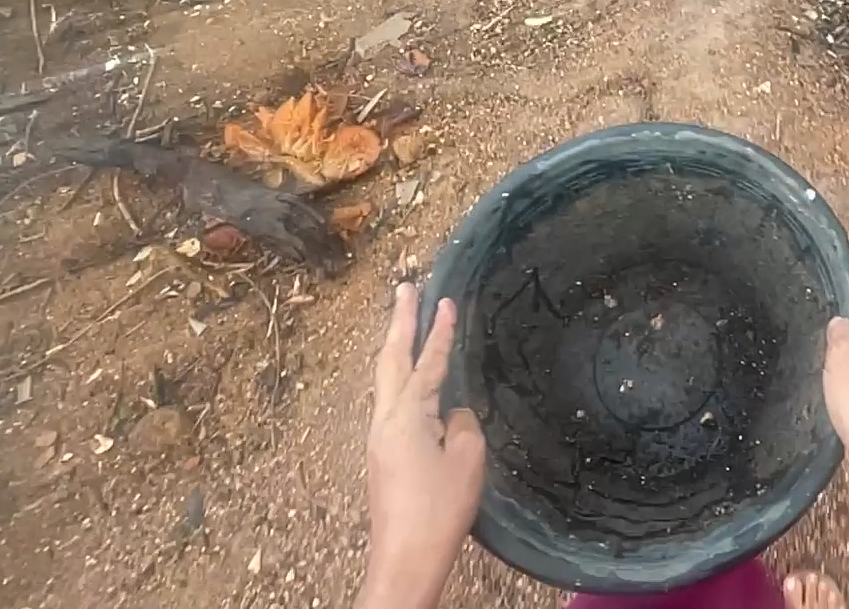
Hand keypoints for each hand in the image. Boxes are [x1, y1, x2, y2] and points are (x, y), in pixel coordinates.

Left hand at [359, 284, 485, 608]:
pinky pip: (392, 399)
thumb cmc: (441, 508)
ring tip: (405, 319)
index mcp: (407, 416)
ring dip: (397, 345)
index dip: (439, 330)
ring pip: (386, 379)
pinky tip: (412, 375)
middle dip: (399, 322)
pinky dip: (402, 373)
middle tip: (404, 288)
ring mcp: (380, 438)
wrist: (404, 561)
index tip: (444, 298)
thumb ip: (462, 423)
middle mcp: (386, 420)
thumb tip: (451, 412)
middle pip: (390, 360)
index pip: (428, 362)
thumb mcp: (468, 457)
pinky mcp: (383, 454)